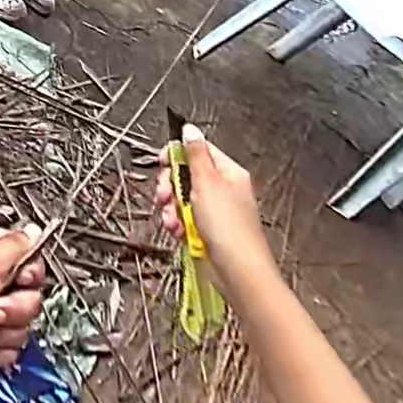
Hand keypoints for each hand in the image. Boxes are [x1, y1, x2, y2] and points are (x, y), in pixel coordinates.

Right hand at [153, 124, 274, 288]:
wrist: (239, 274)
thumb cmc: (229, 228)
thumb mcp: (206, 182)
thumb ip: (195, 154)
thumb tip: (190, 129)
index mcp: (227, 172)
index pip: (197, 150)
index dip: (176, 155)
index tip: (163, 163)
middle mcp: (222, 189)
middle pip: (185, 174)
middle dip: (170, 186)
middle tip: (165, 195)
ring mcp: (215, 210)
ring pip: (181, 198)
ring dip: (171, 208)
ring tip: (173, 220)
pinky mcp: (207, 229)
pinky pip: (184, 218)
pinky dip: (177, 224)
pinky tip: (178, 231)